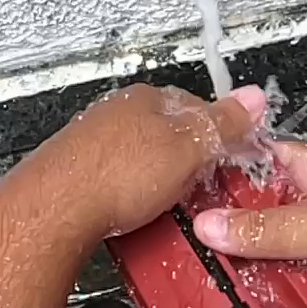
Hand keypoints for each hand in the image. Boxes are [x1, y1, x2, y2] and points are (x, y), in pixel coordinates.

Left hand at [15, 83, 267, 242]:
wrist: (53, 210)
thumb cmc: (111, 175)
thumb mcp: (186, 148)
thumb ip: (222, 123)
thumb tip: (252, 98)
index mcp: (145, 99)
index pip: (195, 105)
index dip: (216, 133)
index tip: (227, 154)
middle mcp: (116, 113)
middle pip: (166, 132)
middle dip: (184, 160)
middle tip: (196, 186)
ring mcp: (93, 142)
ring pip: (139, 157)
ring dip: (155, 179)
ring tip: (163, 203)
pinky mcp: (79, 172)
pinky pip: (115, 180)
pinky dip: (128, 194)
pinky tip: (130, 210)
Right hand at [192, 141, 306, 307]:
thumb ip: (262, 228)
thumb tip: (207, 223)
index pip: (259, 163)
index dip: (225, 176)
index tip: (186, 196)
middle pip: (269, 219)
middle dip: (242, 240)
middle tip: (199, 257)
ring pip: (288, 262)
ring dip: (270, 278)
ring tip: (225, 292)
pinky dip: (297, 305)